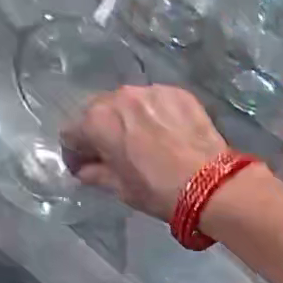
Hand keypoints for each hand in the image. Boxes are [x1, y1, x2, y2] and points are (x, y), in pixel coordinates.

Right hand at [60, 85, 229, 219]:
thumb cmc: (158, 190)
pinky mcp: (178, 93)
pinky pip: (157, 102)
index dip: (75, 153)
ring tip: (145, 142)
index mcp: (98, 121)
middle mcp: (120, 97)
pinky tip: (168, 135)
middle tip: (115, 154)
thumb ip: (97, 175)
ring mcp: (151, 91)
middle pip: (99, 112)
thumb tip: (85, 171)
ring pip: (129, 104)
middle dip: (102, 132)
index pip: (72, 133)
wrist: (210, 183)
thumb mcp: (122, 189)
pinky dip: (156, 115)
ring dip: (130, 120)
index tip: (84, 167)